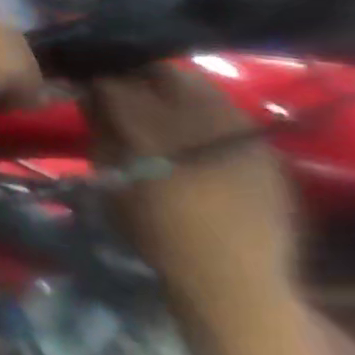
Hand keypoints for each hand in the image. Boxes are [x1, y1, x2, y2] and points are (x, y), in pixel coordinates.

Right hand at [88, 62, 295, 306]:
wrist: (235, 282)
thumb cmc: (160, 238)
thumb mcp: (114, 190)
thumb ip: (101, 137)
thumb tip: (94, 99)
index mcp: (146, 125)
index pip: (114, 82)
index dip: (103, 84)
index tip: (97, 92)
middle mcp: (192, 112)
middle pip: (159, 72)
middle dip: (142, 81)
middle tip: (135, 100)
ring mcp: (233, 122)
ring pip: (197, 84)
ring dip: (177, 93)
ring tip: (171, 115)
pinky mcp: (260, 138)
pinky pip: (227, 109)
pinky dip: (210, 114)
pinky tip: (205, 137)